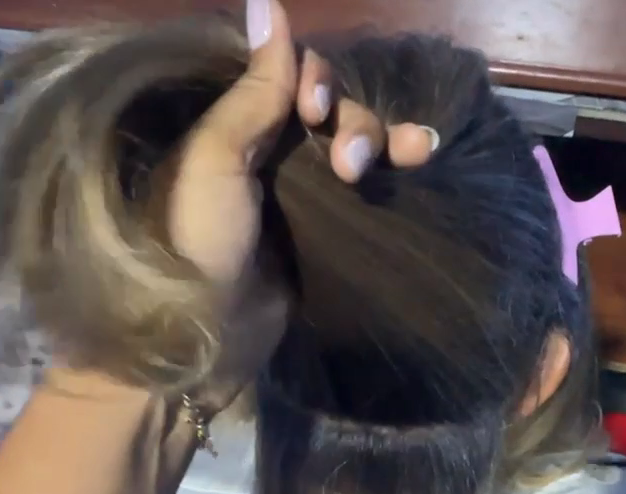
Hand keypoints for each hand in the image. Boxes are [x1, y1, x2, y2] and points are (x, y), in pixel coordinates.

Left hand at [162, 0, 436, 402]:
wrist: (211, 330)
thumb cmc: (202, 238)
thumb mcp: (216, 157)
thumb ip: (252, 90)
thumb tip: (271, 1)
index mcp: (241, 125)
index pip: (292, 77)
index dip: (315, 81)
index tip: (314, 110)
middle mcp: (275, 151)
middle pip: (333, 110)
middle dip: (353, 123)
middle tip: (350, 164)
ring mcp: (304, 194)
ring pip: (356, 145)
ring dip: (386, 139)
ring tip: (416, 150)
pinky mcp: (327, 231)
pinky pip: (366, 190)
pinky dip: (395, 170)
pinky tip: (423, 158)